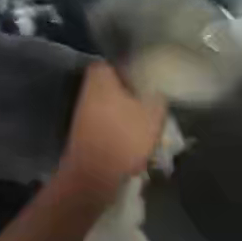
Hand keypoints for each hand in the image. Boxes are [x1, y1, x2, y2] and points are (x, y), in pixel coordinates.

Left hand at [57, 62, 168, 201]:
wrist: (92, 178)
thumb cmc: (123, 137)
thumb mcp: (153, 114)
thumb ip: (158, 97)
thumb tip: (156, 93)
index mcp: (100, 75)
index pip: (117, 62)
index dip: (133, 69)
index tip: (148, 79)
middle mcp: (88, 90)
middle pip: (115, 86)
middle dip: (132, 96)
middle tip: (151, 105)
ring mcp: (83, 114)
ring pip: (113, 108)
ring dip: (129, 118)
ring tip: (147, 129)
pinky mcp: (84, 136)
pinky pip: (108, 127)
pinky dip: (120, 134)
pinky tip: (135, 147)